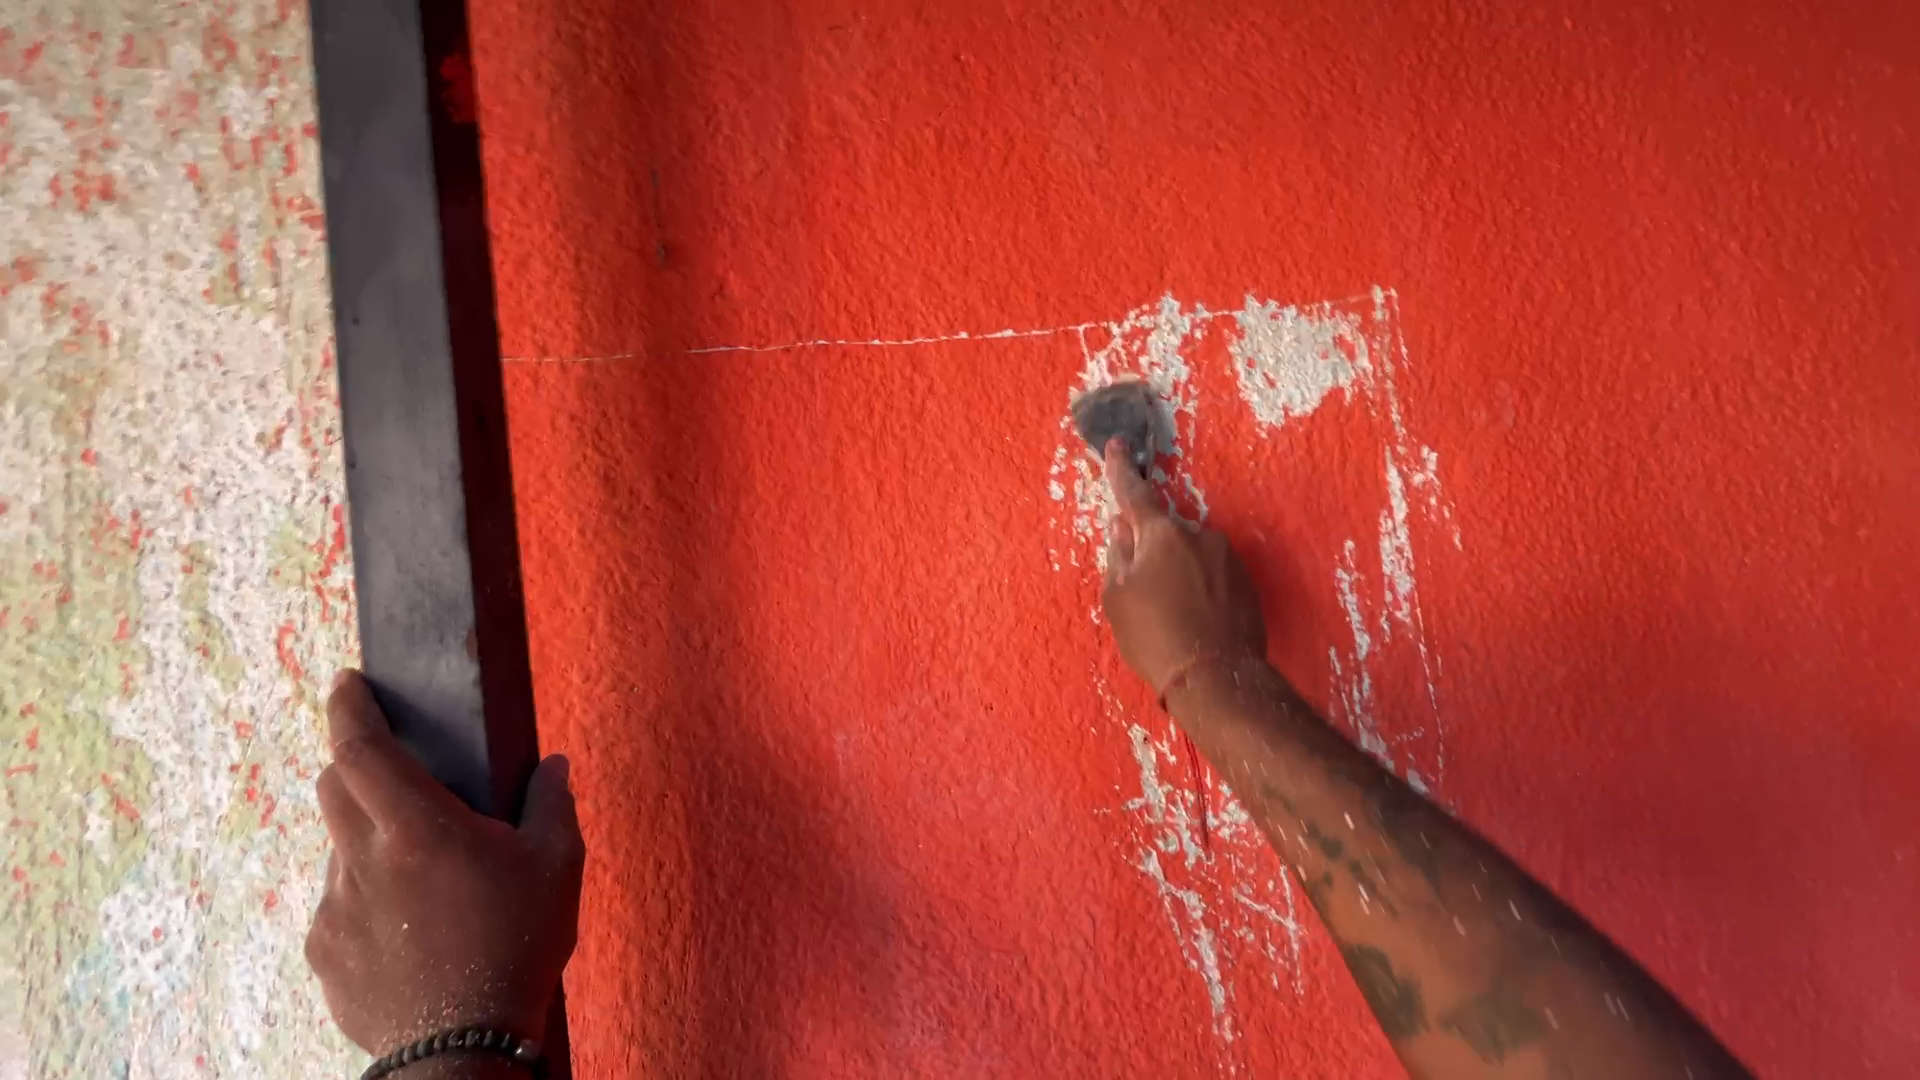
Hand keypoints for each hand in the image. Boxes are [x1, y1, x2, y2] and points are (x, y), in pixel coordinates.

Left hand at [306, 671, 584, 1052]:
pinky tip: (414, 912)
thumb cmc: (518, 940)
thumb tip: (553, 763)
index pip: (363, 751)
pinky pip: (338, 895)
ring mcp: (333, 910)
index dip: (350, 709)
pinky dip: (368, 881)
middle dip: (356, 760)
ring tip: (428, 859)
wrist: (463, 1046)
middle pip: (334, 788)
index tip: (345, 681)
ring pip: (340, 843)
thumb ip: (553, 800)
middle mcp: (362, 862)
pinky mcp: (323, 952)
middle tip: (398, 762)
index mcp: (419, 830)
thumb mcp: (559, 860)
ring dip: (372, 829)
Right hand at [1100, 439, 1265, 693]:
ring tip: (1169, 616)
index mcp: (1161, 534)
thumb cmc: (1153, 636)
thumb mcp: (1117, 597)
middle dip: (1151, 551)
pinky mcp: (1246, 582)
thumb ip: (1118, 554)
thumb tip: (1122, 526)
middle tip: (1141, 592)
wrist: (1215, 678)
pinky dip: (1198, 588)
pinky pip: (1211, 574)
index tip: (1116, 445)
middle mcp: (1198, 535)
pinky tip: (1192, 620)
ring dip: (1176, 572)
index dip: (1121, 471)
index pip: (1134, 494)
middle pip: (1164, 533)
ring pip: (1189, 554)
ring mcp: (1227, 557)